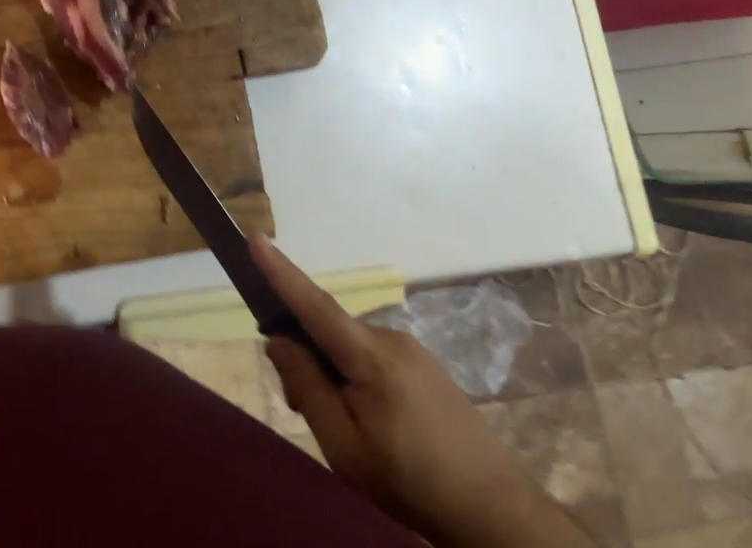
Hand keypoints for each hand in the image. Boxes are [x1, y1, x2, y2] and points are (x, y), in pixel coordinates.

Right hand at [252, 237, 591, 547]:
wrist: (496, 514)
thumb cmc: (410, 483)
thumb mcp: (343, 445)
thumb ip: (307, 387)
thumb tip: (279, 340)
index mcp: (372, 358)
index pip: (315, 306)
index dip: (281, 272)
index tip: (255, 237)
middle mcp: (393, 341)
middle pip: (327, 330)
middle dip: (303, 357)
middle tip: (300, 409)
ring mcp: (413, 353)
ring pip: (349, 346)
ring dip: (330, 372)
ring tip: (343, 428)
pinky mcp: (425, 368)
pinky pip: (371, 357)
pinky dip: (353, 377)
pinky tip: (368, 423)